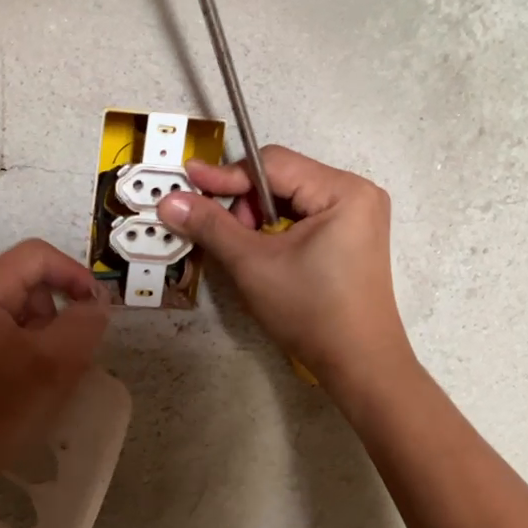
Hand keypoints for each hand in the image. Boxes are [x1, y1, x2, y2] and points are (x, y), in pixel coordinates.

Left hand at [0, 239, 109, 509]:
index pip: (36, 256)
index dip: (75, 274)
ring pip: (9, 311)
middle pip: (22, 282)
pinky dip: (16, 350)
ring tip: (43, 379)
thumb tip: (96, 303)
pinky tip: (19, 389)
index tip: (98, 309)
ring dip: (37, 335)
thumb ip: (83, 326)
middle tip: (67, 357)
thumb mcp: (52, 368)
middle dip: (55, 312)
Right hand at [158, 146, 413, 389]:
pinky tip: (265, 254)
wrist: (358, 363)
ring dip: (256, 218)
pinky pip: (304, 217)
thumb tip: (169, 201)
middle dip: (244, 202)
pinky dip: (276, 230)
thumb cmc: (310, 311)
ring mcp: (358, 215)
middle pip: (281, 178)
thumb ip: (210, 226)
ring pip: (290, 198)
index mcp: (342, 190)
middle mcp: (356, 192)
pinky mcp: (352, 237)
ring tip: (245, 250)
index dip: (226, 175)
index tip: (187, 184)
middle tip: (224, 235)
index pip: (272, 164)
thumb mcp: (253, 264)